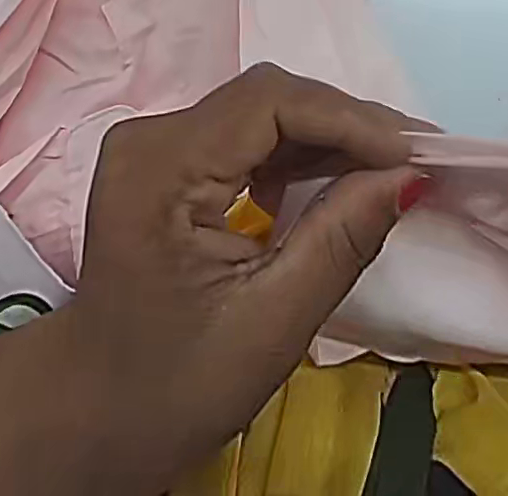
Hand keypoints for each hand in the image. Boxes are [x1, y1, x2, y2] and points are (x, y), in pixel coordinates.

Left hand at [0, 64, 424, 495]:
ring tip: (393, 164)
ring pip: (266, 110)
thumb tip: (411, 175)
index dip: (348, 118)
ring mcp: (161, 141)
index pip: (268, 103)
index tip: (415, 152)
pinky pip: (253, 134)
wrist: (91, 411)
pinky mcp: (176, 156)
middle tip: (416, 155)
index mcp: (159, 167)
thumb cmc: (171, 386)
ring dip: (332, 135)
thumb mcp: (270, 323)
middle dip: (348, 123)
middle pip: (269, 97)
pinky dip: (304, 151)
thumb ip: (342, 240)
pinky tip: (339, 177)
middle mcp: (154, 134)